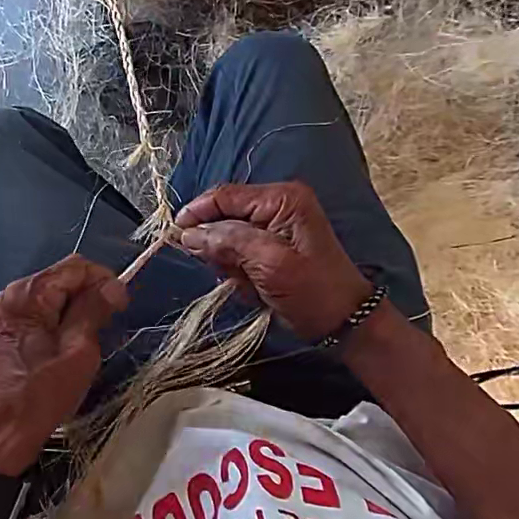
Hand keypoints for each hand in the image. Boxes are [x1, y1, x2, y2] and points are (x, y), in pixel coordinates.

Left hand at [0, 256, 128, 475]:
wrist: (12, 426)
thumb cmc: (44, 393)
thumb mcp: (79, 350)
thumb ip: (94, 310)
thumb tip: (113, 285)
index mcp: (28, 296)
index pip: (75, 266)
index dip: (103, 279)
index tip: (120, 302)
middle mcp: (15, 294)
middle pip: (65, 275)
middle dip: (92, 292)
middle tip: (111, 318)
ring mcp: (12, 308)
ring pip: (58, 290)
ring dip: (81, 304)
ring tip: (95, 331)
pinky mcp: (14, 322)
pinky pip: (47, 306)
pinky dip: (66, 314)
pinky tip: (77, 335)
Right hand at [175, 181, 371, 340]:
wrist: (344, 322)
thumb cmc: (312, 290)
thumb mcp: (268, 262)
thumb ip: (227, 240)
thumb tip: (187, 233)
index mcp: (281, 198)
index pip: (224, 195)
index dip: (196, 213)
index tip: (174, 236)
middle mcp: (276, 205)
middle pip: (222, 216)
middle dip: (217, 245)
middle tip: (229, 270)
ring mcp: (274, 226)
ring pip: (225, 237)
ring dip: (228, 262)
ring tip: (246, 281)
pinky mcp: (271, 246)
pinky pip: (236, 253)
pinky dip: (237, 271)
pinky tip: (252, 286)